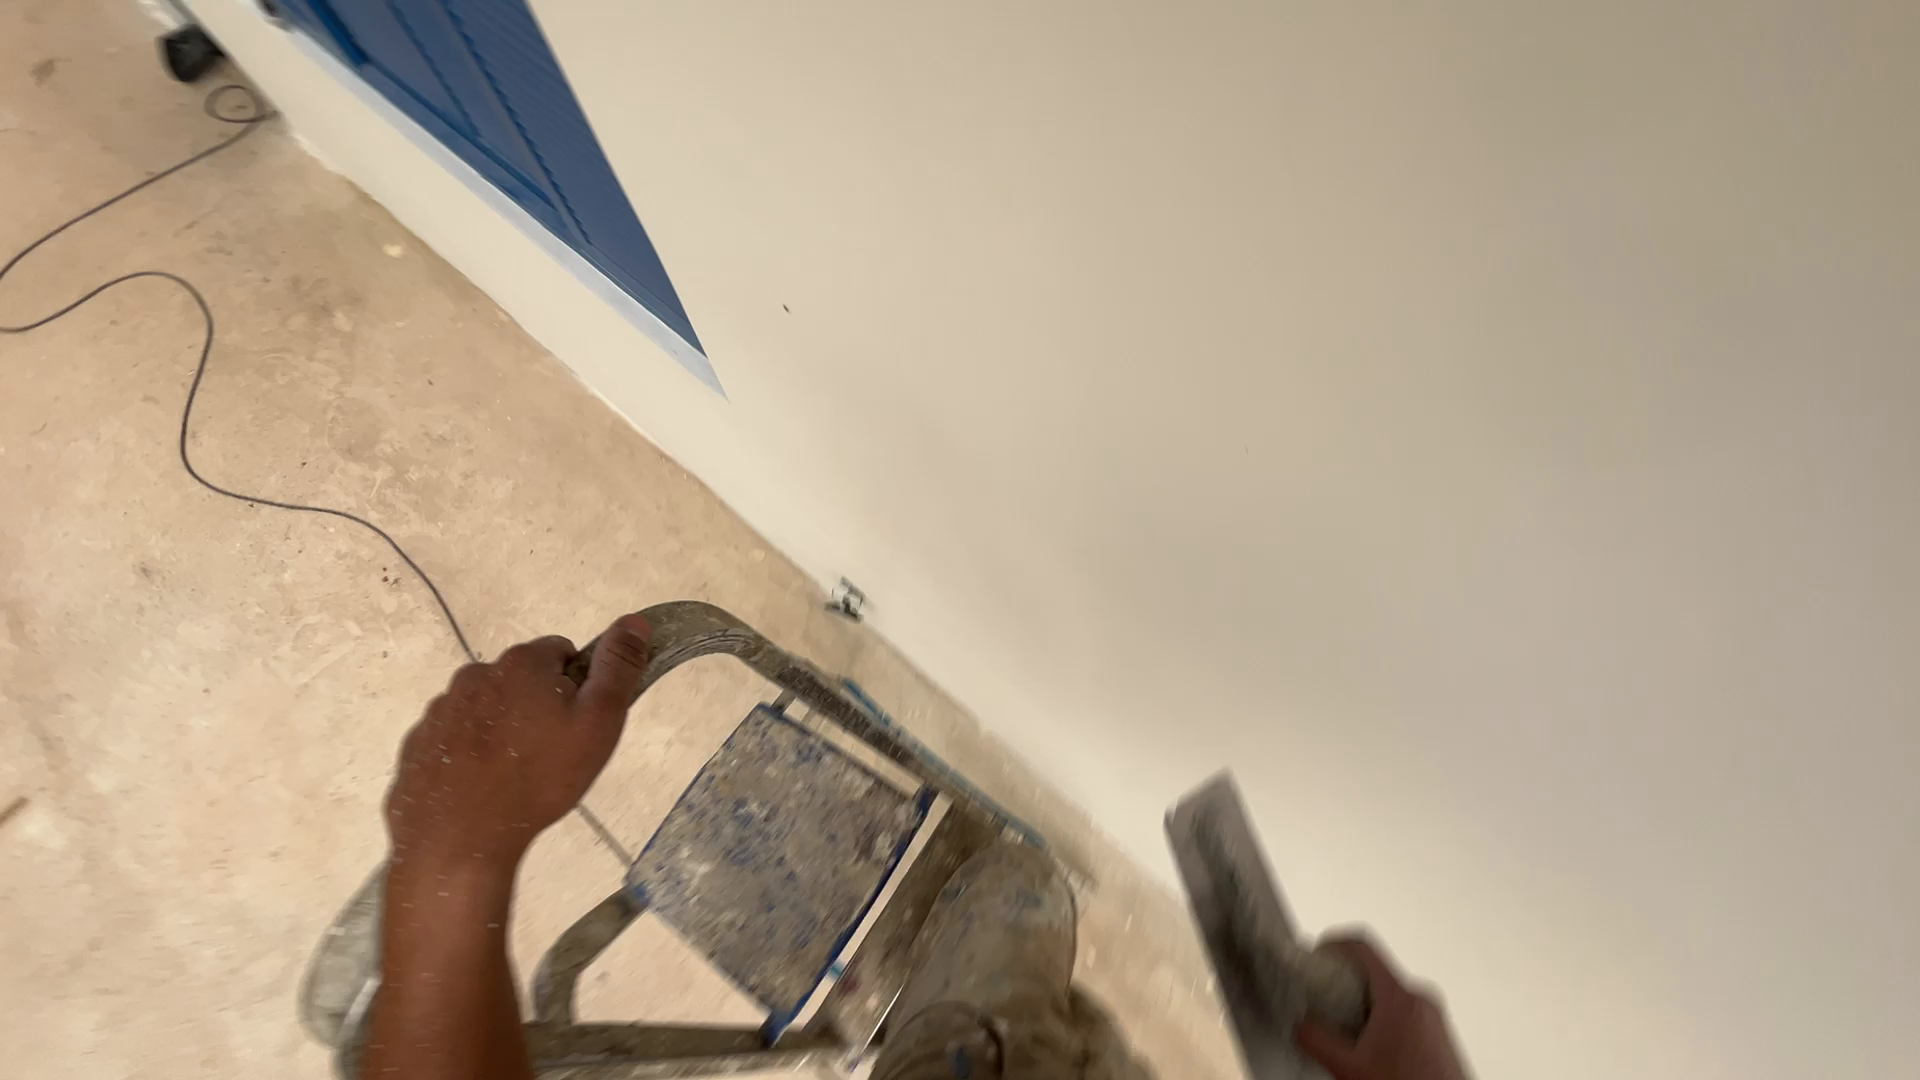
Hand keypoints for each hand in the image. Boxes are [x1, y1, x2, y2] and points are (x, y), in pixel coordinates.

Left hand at [383, 613, 652, 876]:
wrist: (458, 842)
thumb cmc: (542, 777)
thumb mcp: (600, 720)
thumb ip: (619, 666)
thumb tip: (634, 620)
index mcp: (521, 663)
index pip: (562, 652)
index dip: (578, 684)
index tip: (579, 722)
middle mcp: (475, 675)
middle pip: (523, 678)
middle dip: (540, 703)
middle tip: (555, 750)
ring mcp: (439, 711)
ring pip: (488, 707)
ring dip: (505, 727)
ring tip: (518, 774)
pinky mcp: (416, 747)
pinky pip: (455, 737)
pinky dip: (471, 752)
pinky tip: (483, 786)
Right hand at [1296, 934, 1470, 1079]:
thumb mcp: (1349, 1069)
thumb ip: (1316, 1039)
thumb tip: (1301, 1025)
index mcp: (1400, 997)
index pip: (1361, 946)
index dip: (1333, 943)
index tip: (1318, 955)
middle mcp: (1422, 1000)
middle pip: (1374, 970)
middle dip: (1346, 982)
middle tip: (1327, 1001)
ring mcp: (1435, 1017)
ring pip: (1389, 991)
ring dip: (1365, 1003)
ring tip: (1350, 1032)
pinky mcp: (1441, 1034)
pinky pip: (1404, 1009)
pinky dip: (1383, 1017)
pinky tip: (1373, 1047)